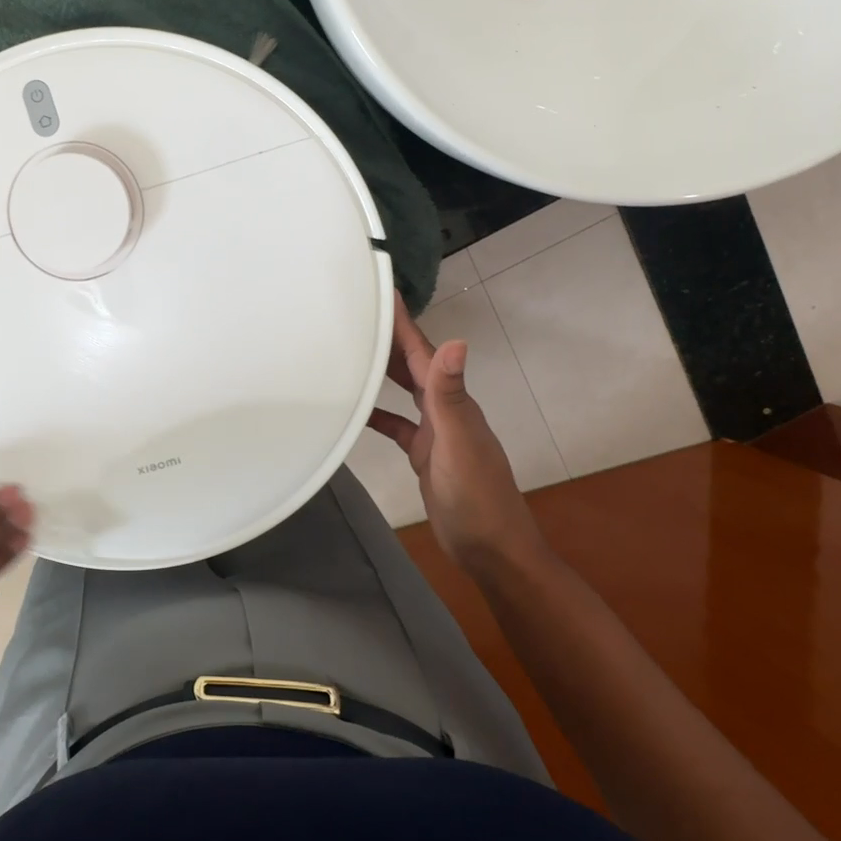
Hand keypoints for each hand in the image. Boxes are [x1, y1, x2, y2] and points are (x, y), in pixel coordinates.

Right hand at [367, 303, 540, 558]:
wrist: (491, 550)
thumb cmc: (476, 498)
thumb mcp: (460, 444)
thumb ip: (452, 396)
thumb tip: (455, 341)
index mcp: (453, 403)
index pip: (423, 352)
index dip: (403, 322)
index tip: (382, 290)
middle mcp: (445, 410)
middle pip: (412, 365)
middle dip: (389, 337)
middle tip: (355, 312)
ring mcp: (435, 433)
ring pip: (403, 391)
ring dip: (382, 370)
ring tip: (350, 351)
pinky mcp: (424, 455)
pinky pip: (396, 425)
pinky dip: (378, 414)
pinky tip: (356, 411)